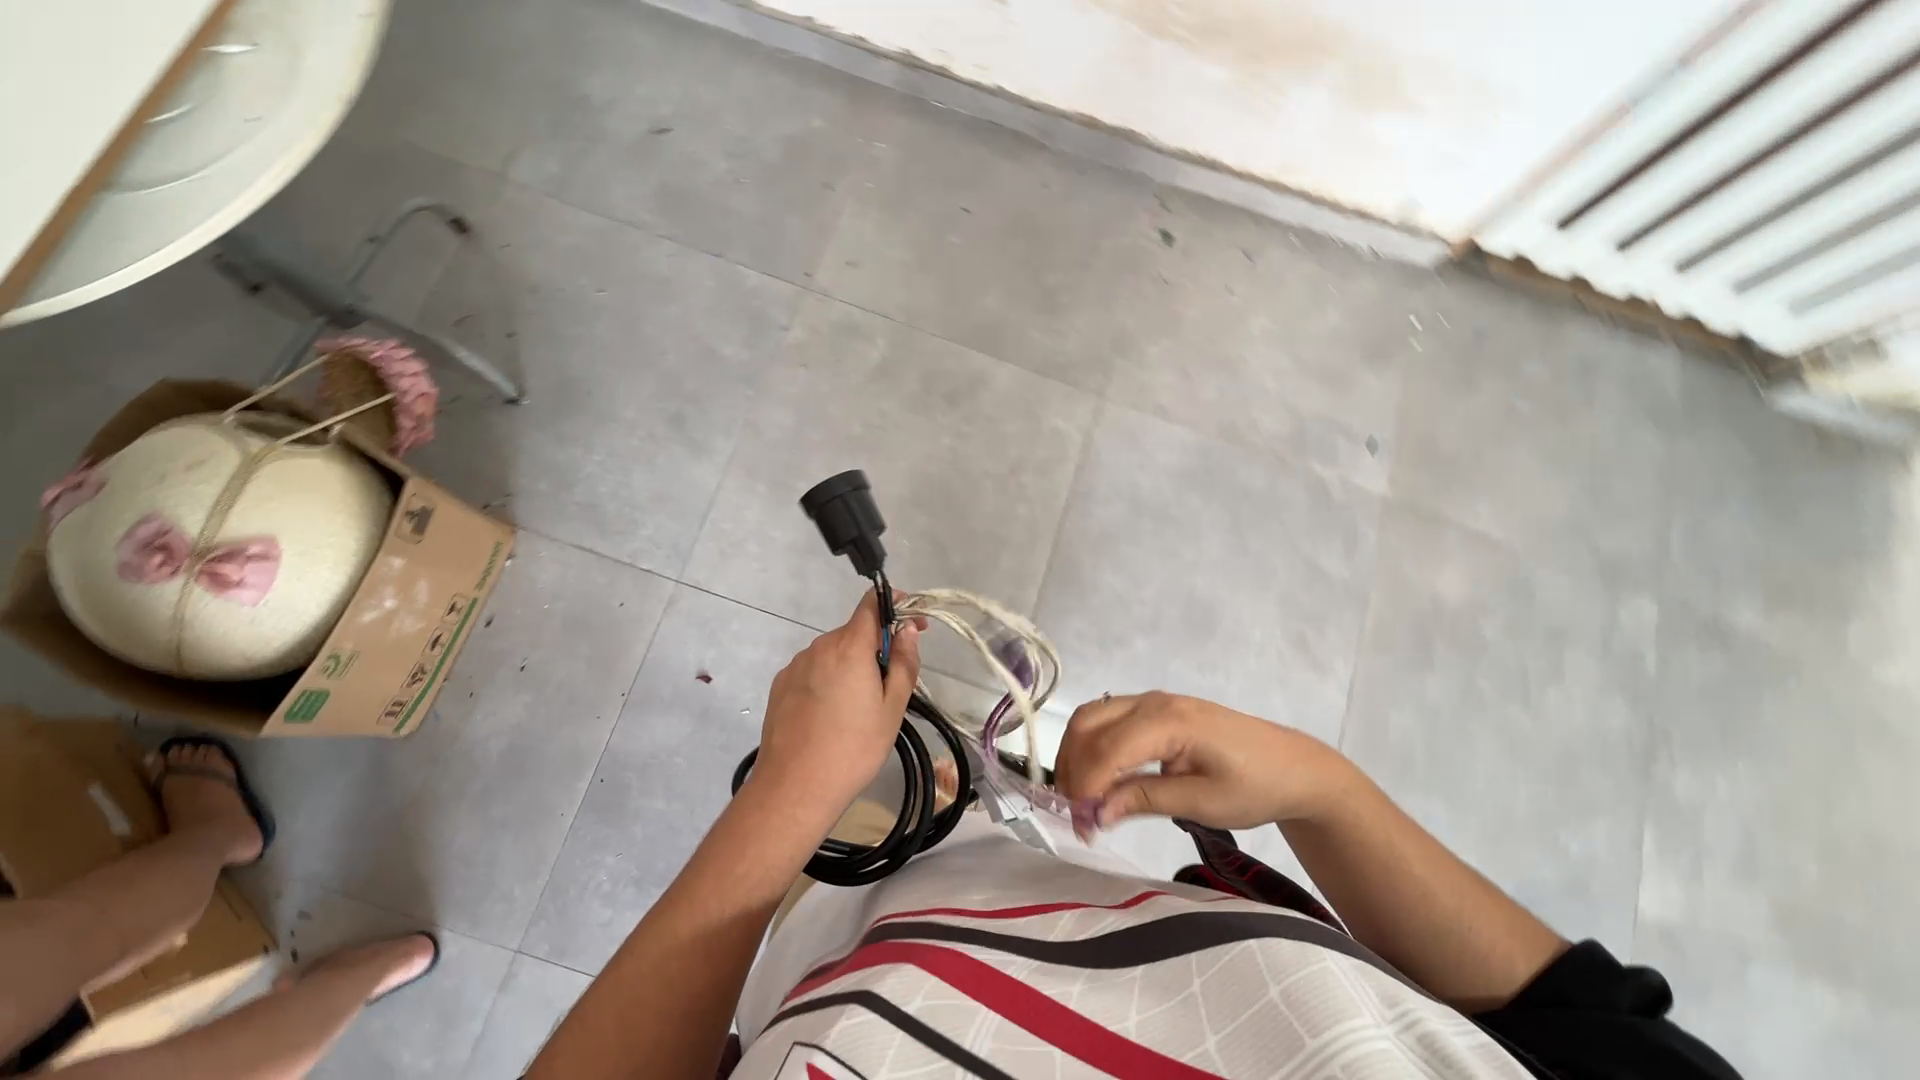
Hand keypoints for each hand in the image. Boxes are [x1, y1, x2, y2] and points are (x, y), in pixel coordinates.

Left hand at [750, 590, 920, 817]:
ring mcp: (796, 666)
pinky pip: (813, 672)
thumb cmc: (854, 748)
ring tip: (857, 710)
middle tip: (889, 686)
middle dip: (874, 649)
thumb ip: (903, 663)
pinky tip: (830, 716)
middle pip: (853, 634)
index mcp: (849, 647)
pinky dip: (827, 682)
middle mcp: (819, 647)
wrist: (795, 787)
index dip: (894, 606)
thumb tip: (907, 629)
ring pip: (832, 655)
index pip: (871, 605)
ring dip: (849, 667)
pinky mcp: (780, 686)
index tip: (911, 624)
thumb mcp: (892, 708)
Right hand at [1054, 692, 1357, 832]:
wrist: (1293, 767)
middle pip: (1087, 723)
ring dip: (1076, 754)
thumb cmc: (1255, 787)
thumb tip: (1094, 812)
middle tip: (1074, 813)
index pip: (1106, 749)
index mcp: (1168, 721)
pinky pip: (1107, 719)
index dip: (1085, 787)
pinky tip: (1099, 779)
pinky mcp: (1154, 710)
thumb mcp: (1204, 802)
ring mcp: (1152, 702)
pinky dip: (1091, 746)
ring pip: (1091, 717)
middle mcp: (1152, 702)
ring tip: (1081, 798)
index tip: (1082, 826)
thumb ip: (1145, 800)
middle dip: (1072, 767)